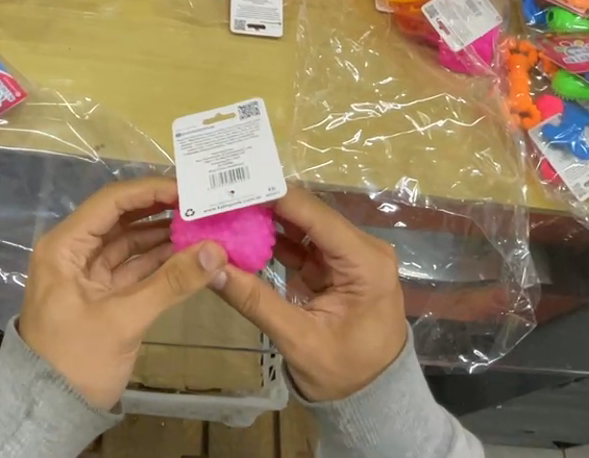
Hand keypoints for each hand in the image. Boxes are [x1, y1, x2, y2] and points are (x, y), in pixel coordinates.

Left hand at [18, 176, 228, 409]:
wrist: (47, 417)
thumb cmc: (75, 362)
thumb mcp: (122, 321)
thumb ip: (170, 283)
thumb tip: (215, 250)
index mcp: (65, 246)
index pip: (111, 202)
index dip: (149, 191)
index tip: (187, 189)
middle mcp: (74, 250)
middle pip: (121, 217)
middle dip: (160, 209)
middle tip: (199, 202)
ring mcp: (87, 272)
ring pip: (130, 241)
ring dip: (163, 234)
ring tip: (201, 224)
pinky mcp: (101, 294)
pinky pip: (134, 266)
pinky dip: (159, 260)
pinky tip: (188, 253)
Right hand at [212, 185, 406, 401]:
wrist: (375, 404)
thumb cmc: (347, 375)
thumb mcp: (299, 341)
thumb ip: (256, 301)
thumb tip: (212, 269)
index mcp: (365, 261)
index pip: (315, 214)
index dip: (274, 196)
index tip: (234, 185)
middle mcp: (362, 248)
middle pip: (308, 213)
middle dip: (265, 203)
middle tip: (222, 196)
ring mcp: (349, 255)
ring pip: (302, 224)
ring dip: (266, 218)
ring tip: (226, 208)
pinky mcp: (336, 265)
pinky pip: (302, 242)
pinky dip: (274, 239)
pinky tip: (244, 233)